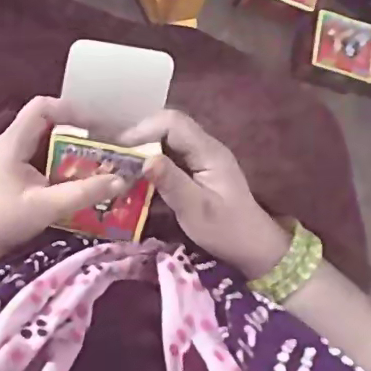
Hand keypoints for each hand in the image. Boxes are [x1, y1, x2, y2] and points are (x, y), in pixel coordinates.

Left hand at [0, 96, 128, 256]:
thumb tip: (120, 181)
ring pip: (51, 141)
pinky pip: (48, 158)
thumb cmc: (4, 218)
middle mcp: (14, 142)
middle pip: (51, 122)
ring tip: (103, 161)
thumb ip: (83, 193)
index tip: (96, 128)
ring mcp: (16, 157)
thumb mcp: (46, 206)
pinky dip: (68, 164)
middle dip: (81, 132)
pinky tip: (86, 178)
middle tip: (107, 146)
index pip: (42, 107)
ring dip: (76, 149)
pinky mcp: (21, 173)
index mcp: (14, 141)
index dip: (71, 111)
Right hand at [118, 109, 290, 279]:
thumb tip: (145, 160)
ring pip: (166, 139)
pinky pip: (169, 154)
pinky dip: (150, 160)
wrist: (254, 248)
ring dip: (142, 149)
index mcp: (208, 152)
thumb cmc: (226, 230)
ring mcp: (201, 157)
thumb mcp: (196, 210)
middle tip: (116, 159)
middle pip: (167, 126)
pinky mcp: (196, 169)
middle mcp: (205, 147)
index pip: (173, 122)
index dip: (144, 129)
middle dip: (139, 138)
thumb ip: (172, 183)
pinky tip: (136, 176)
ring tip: (120, 167)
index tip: (121, 150)